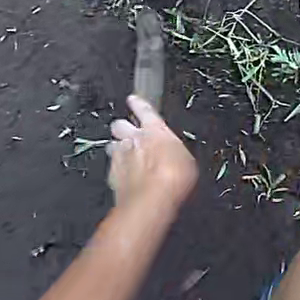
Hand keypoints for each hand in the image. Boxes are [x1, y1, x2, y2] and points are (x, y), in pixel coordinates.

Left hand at [107, 95, 195, 214]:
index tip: (133, 99)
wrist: (152, 199)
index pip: (144, 109)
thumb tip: (175, 156)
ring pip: (112, 146)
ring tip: (128, 159)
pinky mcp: (112, 176)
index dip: (138, 103)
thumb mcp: (187, 160)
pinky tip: (127, 179)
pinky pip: (111, 168)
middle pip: (120, 124)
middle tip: (131, 135)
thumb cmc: (174, 178)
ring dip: (118, 150)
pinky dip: (118, 171)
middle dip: (123, 128)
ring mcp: (120, 157)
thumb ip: (175, 152)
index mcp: (155, 130)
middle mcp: (134, 140)